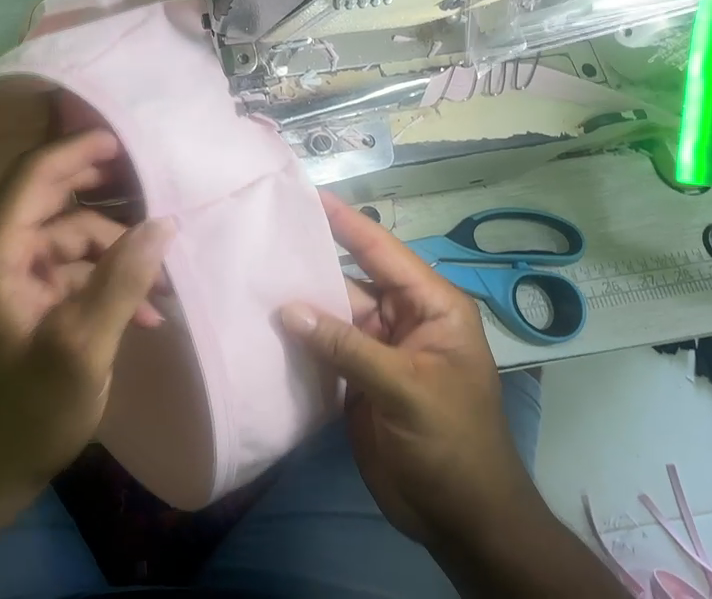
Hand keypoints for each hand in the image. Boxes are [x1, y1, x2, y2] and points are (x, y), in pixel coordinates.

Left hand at [0, 129, 171, 506]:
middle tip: (154, 187)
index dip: (76, 151)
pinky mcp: (21, 300)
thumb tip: (163, 223)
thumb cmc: (27, 413)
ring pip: (69, 239)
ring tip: (164, 283)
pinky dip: (104, 283)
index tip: (123, 141)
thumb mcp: (83, 348)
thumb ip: (122, 280)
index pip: (33, 177)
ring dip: (116, 255)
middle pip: (52, 201)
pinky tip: (145, 312)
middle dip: (105, 198)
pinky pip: (68, 272)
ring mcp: (6, 278)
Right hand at [279, 194, 537, 544]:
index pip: (383, 252)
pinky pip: (324, 349)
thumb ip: (347, 347)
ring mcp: (379, 351)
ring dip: (298, 304)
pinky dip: (298, 341)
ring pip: (332, 316)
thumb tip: (288, 309)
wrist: (462, 519)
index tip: (308, 193)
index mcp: (432, 307)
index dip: (346, 222)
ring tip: (248, 277)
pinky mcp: (358, 382)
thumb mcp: (406, 388)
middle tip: (258, 238)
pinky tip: (261, 327)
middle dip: (309, 264)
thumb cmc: (452, 443)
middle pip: (350, 280)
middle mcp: (404, 320)